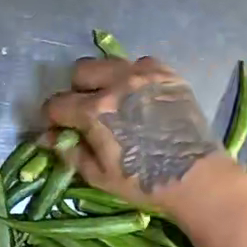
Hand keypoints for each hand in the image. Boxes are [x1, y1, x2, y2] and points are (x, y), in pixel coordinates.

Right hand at [42, 56, 224, 211]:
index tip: (58, 127)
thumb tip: (49, 139)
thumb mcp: (99, 176)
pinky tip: (140, 95)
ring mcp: (145, 76)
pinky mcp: (169, 76)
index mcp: (96, 111)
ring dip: (105, 79)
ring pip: (111, 63)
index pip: (58, 103)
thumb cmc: (144, 183)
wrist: (196, 178)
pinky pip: (142, 63)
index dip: (52, 118)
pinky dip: (135, 76)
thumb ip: (70, 153)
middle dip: (77, 91)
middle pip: (81, 71)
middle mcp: (118, 84)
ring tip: (115, 100)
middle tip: (87, 112)